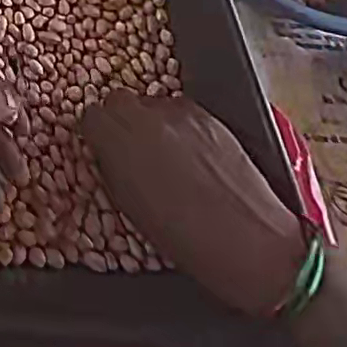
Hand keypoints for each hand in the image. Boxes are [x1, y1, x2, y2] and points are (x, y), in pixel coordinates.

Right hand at [81, 92, 304, 316]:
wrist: (255, 246)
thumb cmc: (187, 240)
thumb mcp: (132, 208)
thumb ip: (113, 168)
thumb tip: (107, 152)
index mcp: (117, 143)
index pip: (91, 116)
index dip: (97, 133)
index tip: (104, 146)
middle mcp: (143, 119)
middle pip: (116, 100)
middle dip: (120, 119)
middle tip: (132, 145)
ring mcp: (177, 114)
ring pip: (149, 103)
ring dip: (150, 121)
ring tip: (168, 151)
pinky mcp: (206, 115)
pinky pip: (179, 109)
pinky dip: (179, 125)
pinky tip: (193, 152)